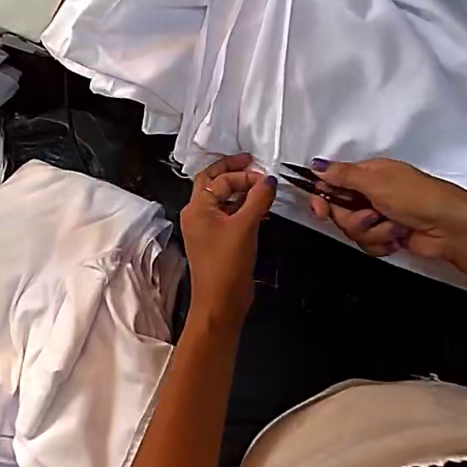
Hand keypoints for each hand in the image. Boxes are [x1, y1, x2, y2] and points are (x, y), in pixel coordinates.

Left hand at [179, 153, 276, 322]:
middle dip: (234, 172)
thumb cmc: (227, 264)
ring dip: (241, 191)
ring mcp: (205, 228)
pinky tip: (261, 210)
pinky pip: (228, 215)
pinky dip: (243, 208)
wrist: (220, 302)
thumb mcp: (245, 226)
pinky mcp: (216, 240)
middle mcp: (197, 214)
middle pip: (213, 182)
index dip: (243, 174)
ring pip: (222, 199)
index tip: (266, 178)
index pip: (220, 179)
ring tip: (263, 189)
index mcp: (196, 207)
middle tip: (255, 165)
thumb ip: (258, 199)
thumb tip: (269, 180)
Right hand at [306, 157, 466, 263]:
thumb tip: (317, 165)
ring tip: (393, 226)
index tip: (320, 210)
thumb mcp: (376, 181)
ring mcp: (379, 216)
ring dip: (373, 232)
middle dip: (354, 219)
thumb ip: (342, 175)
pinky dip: (382, 243)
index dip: (323, 198)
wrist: (450, 228)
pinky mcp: (387, 236)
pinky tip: (398, 237)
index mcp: (368, 174)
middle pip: (339, 211)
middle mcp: (370, 194)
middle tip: (372, 215)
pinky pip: (368, 244)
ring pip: (353, 231)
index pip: (332, 185)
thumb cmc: (418, 197)